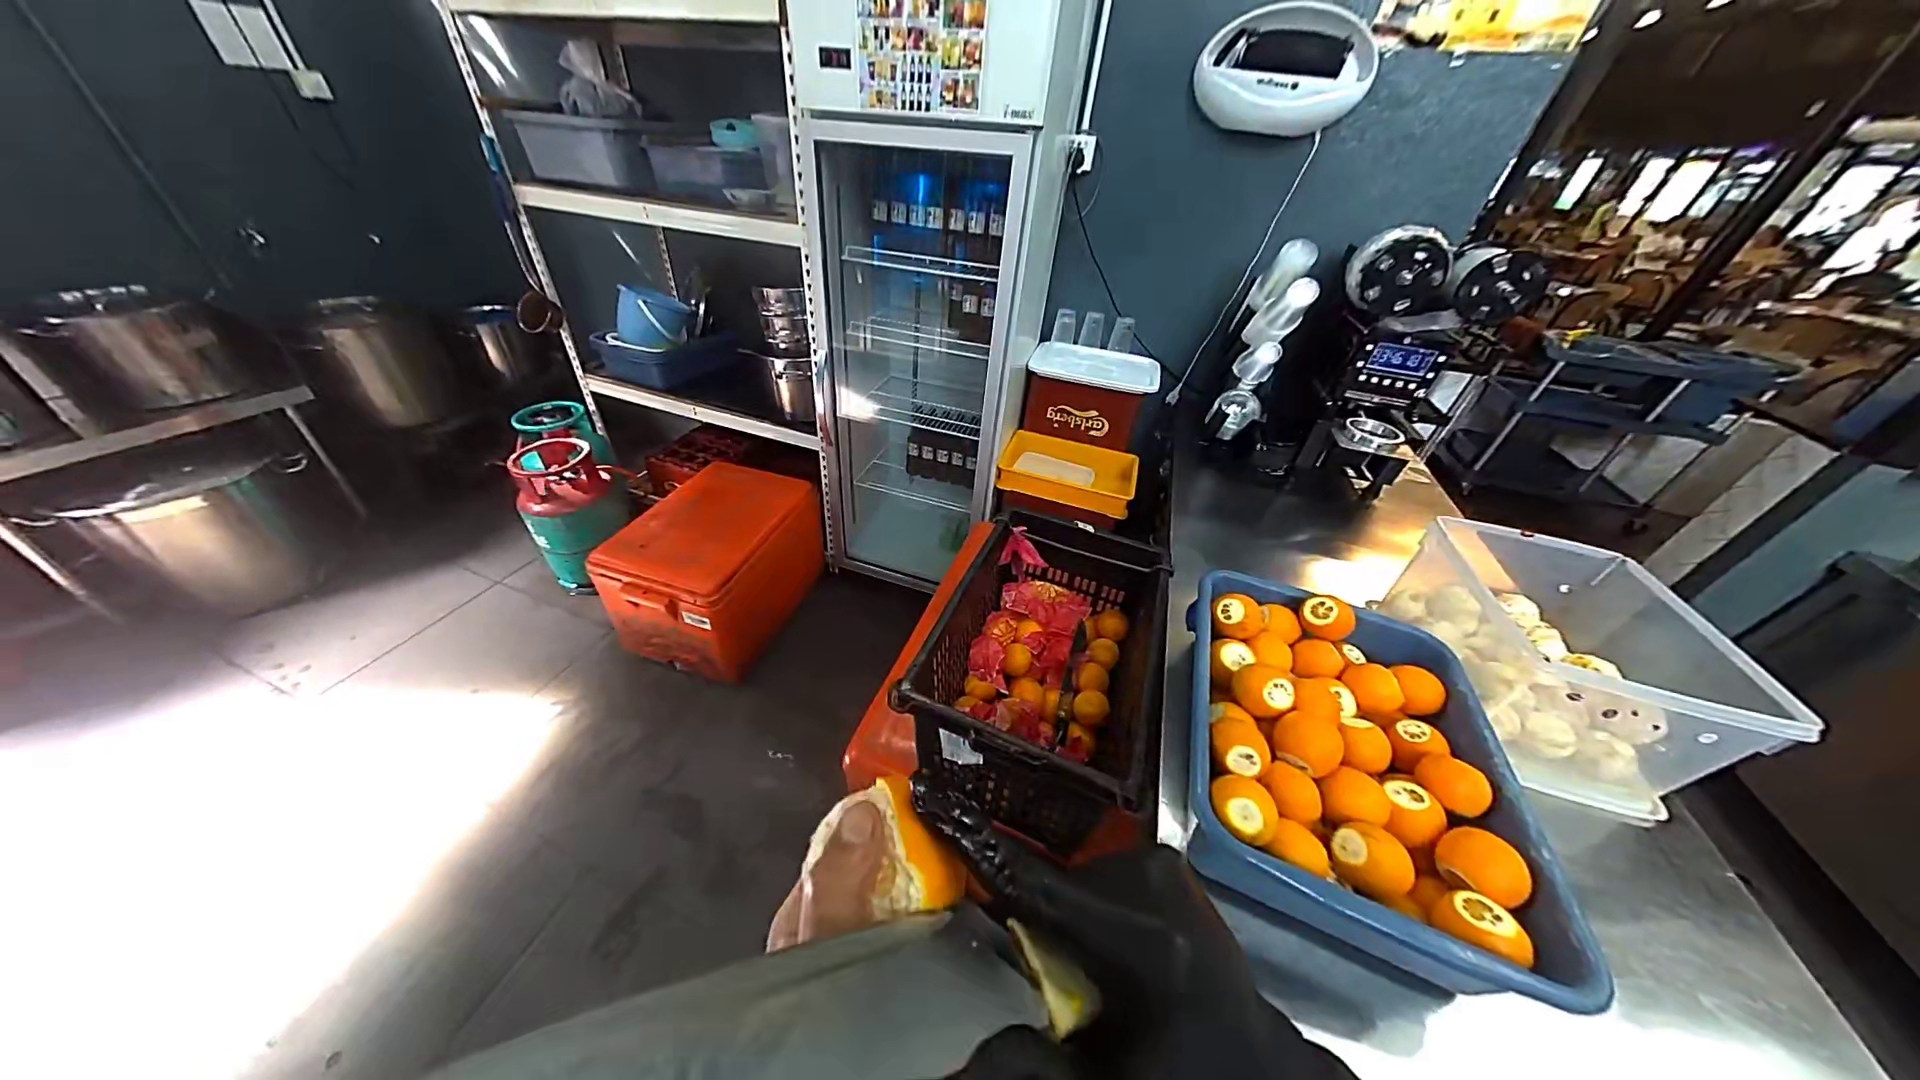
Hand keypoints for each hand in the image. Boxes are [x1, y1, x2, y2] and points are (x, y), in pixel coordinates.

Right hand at [912, 776, 1355, 1079]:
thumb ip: (1022, 1057)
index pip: (1030, 884)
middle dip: (1024, 916)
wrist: (1255, 1063)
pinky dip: (1081, 906)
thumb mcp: (1098, 1079)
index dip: (971, 843)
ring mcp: (1164, 868)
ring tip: (1073, 965)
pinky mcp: (1168, 865)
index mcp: (1138, 942)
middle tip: (1028, 964)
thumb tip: (944, 1057)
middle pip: (1051, 883)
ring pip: (1072, 878)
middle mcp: (1152, 885)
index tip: (927, 798)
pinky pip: (1098, 876)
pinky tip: (1098, 948)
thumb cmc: (1174, 1071)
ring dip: (1055, 914)